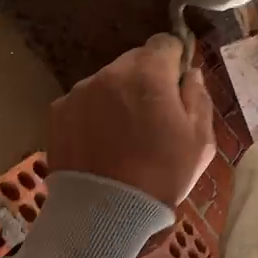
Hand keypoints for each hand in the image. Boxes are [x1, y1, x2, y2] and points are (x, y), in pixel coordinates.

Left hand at [49, 33, 215, 206]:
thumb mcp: (200, 138)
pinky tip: (101, 143)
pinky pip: (84, 102)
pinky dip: (94, 114)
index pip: (165, 43)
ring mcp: (79, 92)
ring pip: (108, 82)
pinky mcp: (57, 114)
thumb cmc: (163, 174)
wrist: (106, 214)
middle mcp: (110, 73)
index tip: (178, 85)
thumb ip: (199, 96)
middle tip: (153, 116)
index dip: (175, 61)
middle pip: (135, 61)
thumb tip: (190, 74)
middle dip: (147, 79)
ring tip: (124, 135)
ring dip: (119, 96)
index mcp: (148, 73)